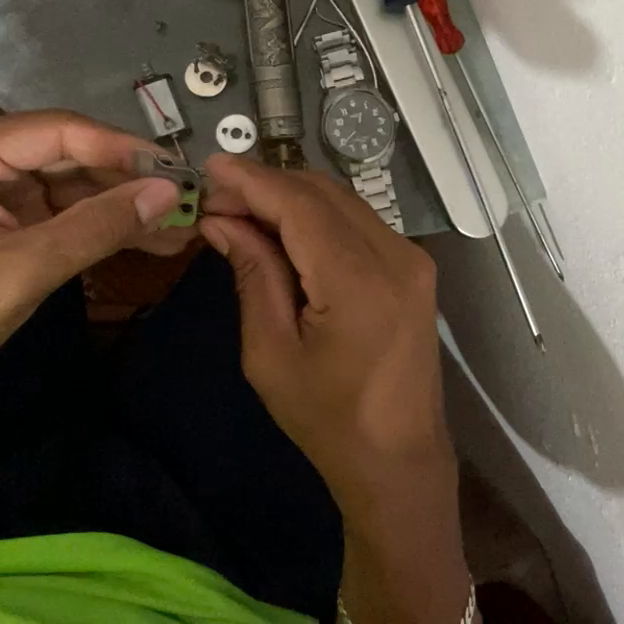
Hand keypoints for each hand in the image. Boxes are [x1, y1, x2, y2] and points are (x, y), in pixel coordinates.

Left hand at [0, 111, 194, 402]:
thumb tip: (170, 192)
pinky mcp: (6, 217)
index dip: (120, 148)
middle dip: (127, 180)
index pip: (58, 132)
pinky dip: (104, 225)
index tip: (175, 170)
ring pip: (75, 182)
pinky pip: (65, 209)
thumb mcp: (22, 269)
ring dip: (123, 205)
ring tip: (179, 226)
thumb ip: (97, 226)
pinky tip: (150, 239)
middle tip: (185, 199)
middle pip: (70, 154)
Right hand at [198, 155, 453, 510]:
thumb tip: (221, 220)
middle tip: (217, 199)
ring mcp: (411, 257)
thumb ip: (253, 275)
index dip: (253, 181)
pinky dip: (318, 216)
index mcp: (360, 282)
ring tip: (242, 212)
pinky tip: (284, 230)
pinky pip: (359, 221)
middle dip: (268, 186)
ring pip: (343, 201)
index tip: (209, 167)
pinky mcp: (413, 265)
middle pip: (324, 193)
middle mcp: (395, 255)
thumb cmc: (327, 419)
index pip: (300, 206)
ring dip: (292, 197)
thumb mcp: (271, 354)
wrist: (399, 457)